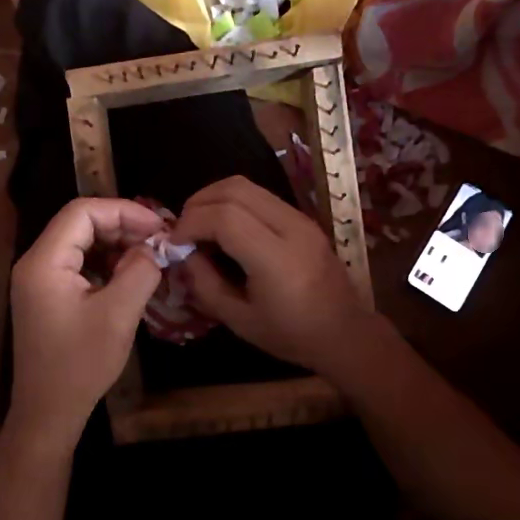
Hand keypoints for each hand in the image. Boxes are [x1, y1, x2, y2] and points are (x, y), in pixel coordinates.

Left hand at [10, 198, 163, 442]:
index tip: (159, 227)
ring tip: (151, 256)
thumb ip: (139, 271)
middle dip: (124, 226)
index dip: (124, 211)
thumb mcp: (118, 315)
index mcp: (44, 262)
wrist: (48, 412)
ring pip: (83, 242)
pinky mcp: (49, 296)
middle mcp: (36, 263)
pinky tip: (132, 275)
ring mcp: (40, 280)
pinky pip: (80, 263)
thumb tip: (154, 247)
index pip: (83, 212)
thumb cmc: (80, 364)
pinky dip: (108, 262)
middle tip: (160, 241)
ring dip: (118, 243)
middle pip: (82, 223)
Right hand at [173, 177, 384, 377]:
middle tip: (183, 229)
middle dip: (199, 203)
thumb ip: (207, 285)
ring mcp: (301, 218)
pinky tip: (224, 227)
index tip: (175, 243)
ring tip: (199, 225)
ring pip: (248, 185)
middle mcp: (291, 228)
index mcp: (276, 259)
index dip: (191, 223)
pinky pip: (261, 196)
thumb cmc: (291, 334)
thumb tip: (185, 254)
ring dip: (215, 198)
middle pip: (235, 189)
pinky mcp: (304, 218)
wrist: (345, 332)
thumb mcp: (240, 320)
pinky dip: (234, 202)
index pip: (225, 218)